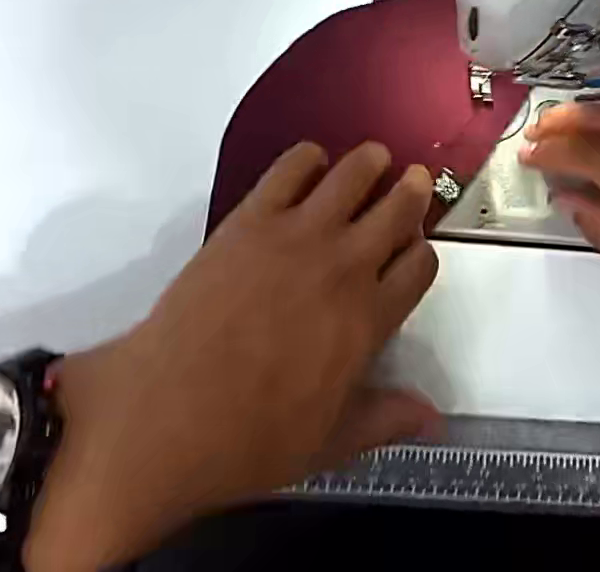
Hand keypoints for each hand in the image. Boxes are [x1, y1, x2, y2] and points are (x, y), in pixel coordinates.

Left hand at [27, 142, 441, 568]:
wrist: (166, 412)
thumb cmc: (251, 437)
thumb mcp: (329, 441)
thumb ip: (386, 419)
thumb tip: (433, 419)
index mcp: (368, 318)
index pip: (420, 266)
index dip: (423, 252)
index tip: (414, 249)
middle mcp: (344, 265)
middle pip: (398, 208)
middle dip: (414, 191)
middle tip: (415, 179)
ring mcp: (298, 233)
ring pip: (354, 175)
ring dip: (371, 161)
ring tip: (374, 158)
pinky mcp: (253, 216)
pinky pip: (292, 166)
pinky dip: (308, 157)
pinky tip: (311, 163)